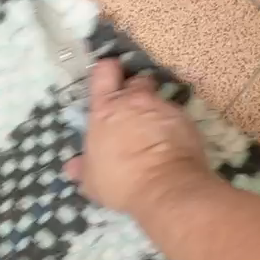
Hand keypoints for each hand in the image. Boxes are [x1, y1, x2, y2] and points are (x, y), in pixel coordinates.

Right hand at [64, 59, 212, 215]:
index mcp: (106, 109)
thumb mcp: (92, 180)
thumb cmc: (120, 180)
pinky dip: (173, 127)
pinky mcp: (186, 120)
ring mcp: (163, 108)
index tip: (107, 82)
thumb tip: (72, 167)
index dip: (106, 72)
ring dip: (154, 111)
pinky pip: (176, 117)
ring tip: (153, 133)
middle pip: (136, 79)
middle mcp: (134, 101)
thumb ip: (83, 168)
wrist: (166, 188)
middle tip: (131, 109)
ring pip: (158, 99)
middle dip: (134, 90)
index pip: (104, 71)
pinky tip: (171, 146)